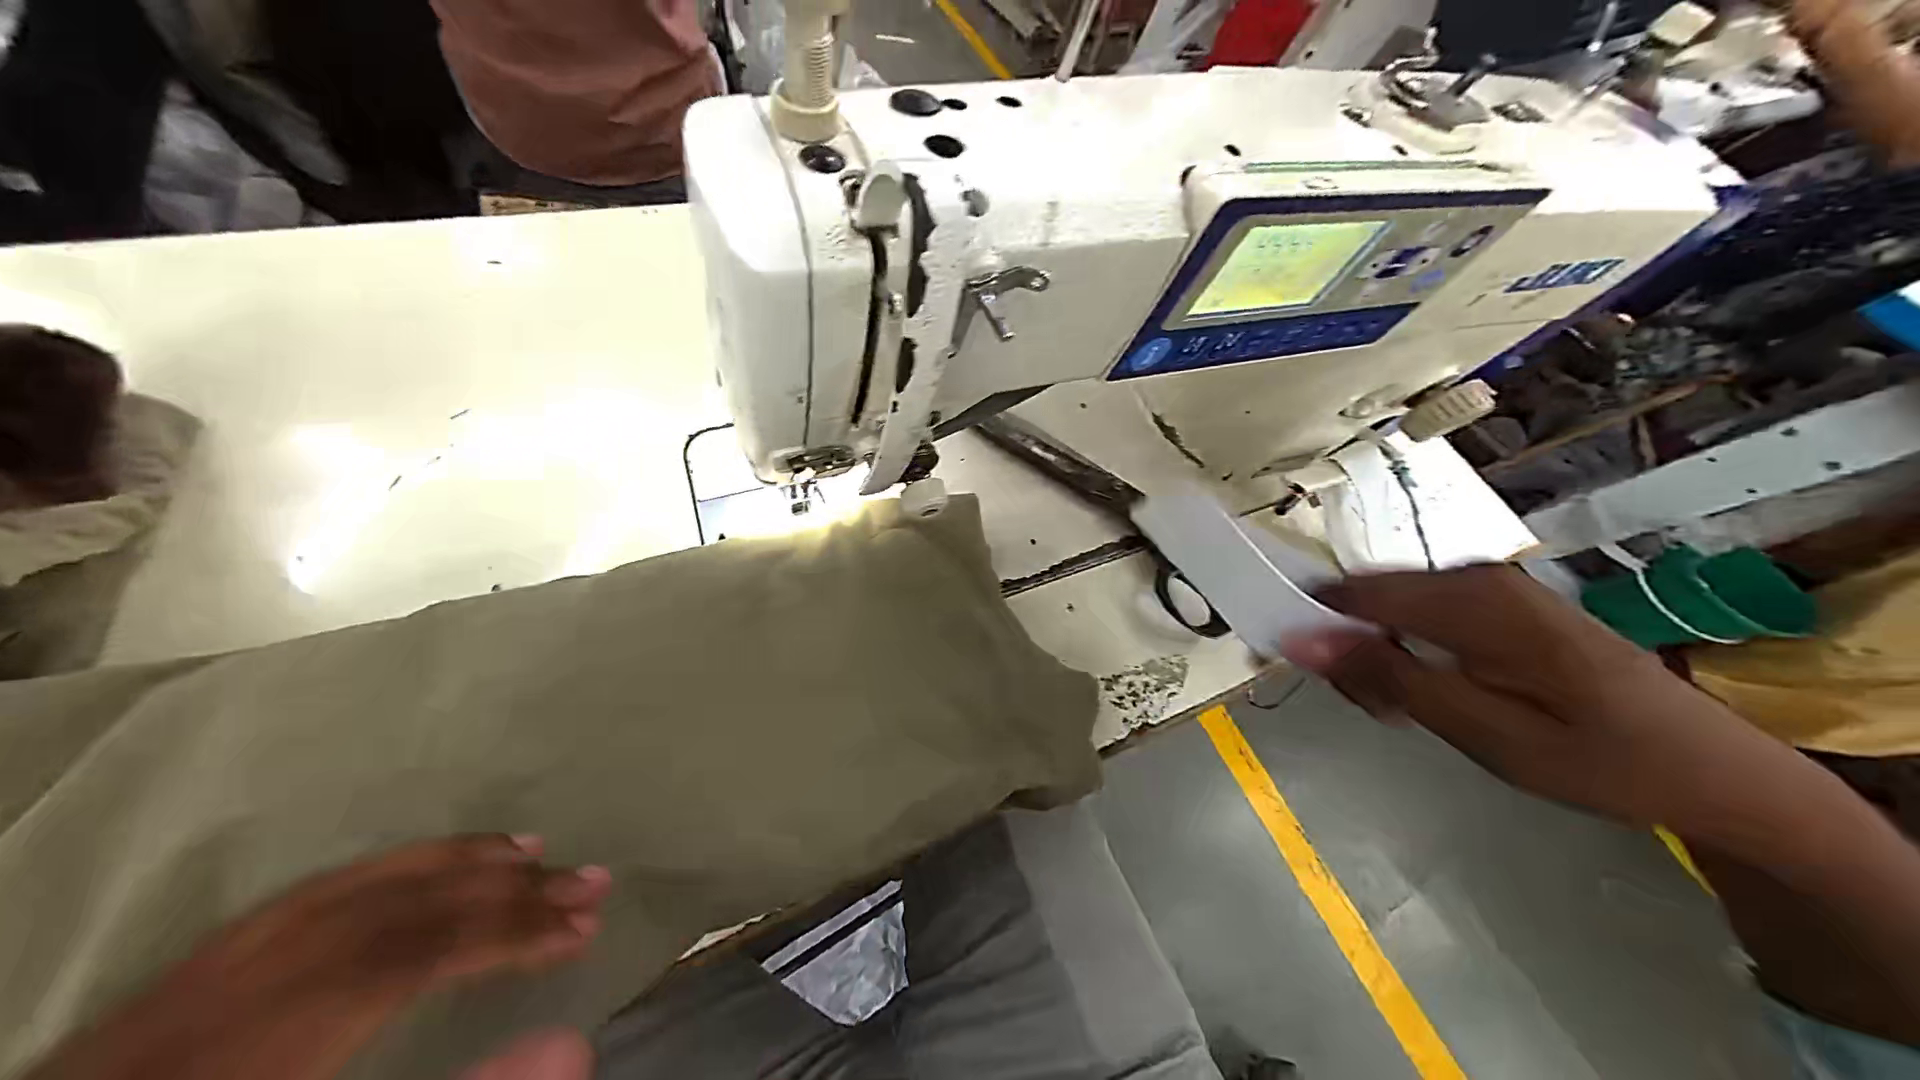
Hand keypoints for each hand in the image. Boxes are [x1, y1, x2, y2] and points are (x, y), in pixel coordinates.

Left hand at [29, 834, 610, 1079]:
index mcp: (258, 1046)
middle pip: (392, 910)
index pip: (411, 954)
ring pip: (345, 889)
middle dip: (504, 890)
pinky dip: (381, 872)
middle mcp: (226, 992)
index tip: (585, 924)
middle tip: (591, 880)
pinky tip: (424, 869)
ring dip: (451, 863)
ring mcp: (196, 978)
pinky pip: (301, 900)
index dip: (510, 930)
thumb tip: (572, 1043)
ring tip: (531, 852)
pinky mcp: (182, 982)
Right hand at [1287, 565, 1833, 858]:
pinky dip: (1409, 653)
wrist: (1717, 772)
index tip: (1290, 667)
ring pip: (1390, 610)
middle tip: (1382, 713)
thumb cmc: (1600, 759)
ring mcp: (1490, 587)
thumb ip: (1386, 680)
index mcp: (1471, 600)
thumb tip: (1301, 640)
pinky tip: (1436, 693)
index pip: (1350, 593)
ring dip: (1380, 658)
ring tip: (1412, 712)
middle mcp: (1475, 577)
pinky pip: (1422, 616)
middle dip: (1352, 652)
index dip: (1306, 623)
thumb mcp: (1481, 731)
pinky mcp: (1500, 603)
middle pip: (1366, 600)